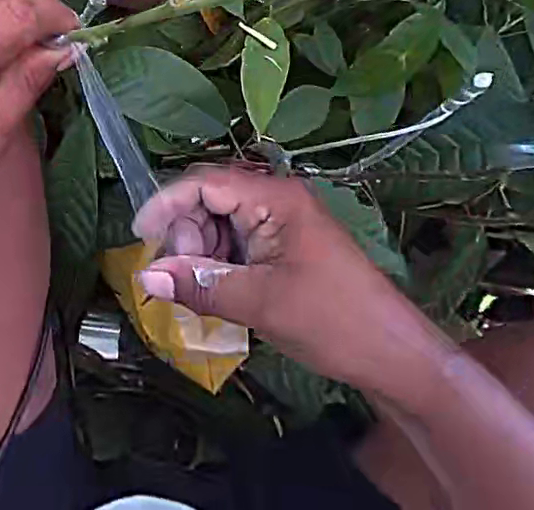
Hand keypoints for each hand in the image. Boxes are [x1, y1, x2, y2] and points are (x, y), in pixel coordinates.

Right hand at [132, 165, 447, 394]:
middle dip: (187, 234)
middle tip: (179, 276)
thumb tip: (145, 277)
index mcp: (275, 197)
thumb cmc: (332, 319)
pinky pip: (239, 241)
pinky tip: (216, 290)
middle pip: (211, 199)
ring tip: (200, 290)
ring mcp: (282, 221)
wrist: (393, 351)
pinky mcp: (285, 243)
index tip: (139, 234)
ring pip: (221, 222)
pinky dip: (220, 262)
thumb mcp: (260, 302)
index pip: (206, 182)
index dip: (168, 203)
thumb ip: (200, 284)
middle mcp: (276, 199)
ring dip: (202, 251)